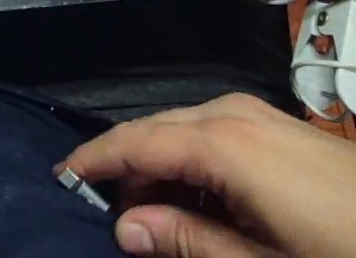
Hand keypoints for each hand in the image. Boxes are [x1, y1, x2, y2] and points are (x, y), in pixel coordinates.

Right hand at [59, 94, 355, 257]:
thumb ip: (190, 243)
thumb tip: (123, 225)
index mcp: (226, 141)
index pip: (137, 141)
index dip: (94, 160)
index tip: (60, 179)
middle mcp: (240, 112)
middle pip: (158, 128)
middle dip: (125, 163)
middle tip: (99, 205)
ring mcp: (271, 118)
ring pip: (189, 130)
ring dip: (162, 165)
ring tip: (147, 208)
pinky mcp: (295, 133)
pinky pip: (222, 135)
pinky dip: (197, 163)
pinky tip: (202, 199)